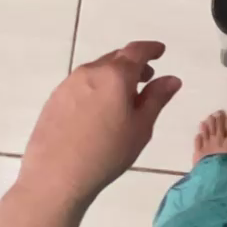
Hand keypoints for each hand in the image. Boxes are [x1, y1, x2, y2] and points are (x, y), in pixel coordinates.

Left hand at [17, 41, 182, 204]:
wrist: (55, 176)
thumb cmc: (107, 153)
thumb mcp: (140, 127)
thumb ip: (157, 98)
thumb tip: (171, 79)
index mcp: (115, 75)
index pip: (137, 51)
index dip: (151, 49)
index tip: (160, 51)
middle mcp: (90, 72)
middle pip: (116, 58)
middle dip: (133, 64)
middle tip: (146, 78)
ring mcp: (68, 84)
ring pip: (97, 71)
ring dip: (113, 76)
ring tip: (123, 98)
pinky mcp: (54, 99)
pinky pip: (81, 84)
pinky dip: (96, 88)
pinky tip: (98, 111)